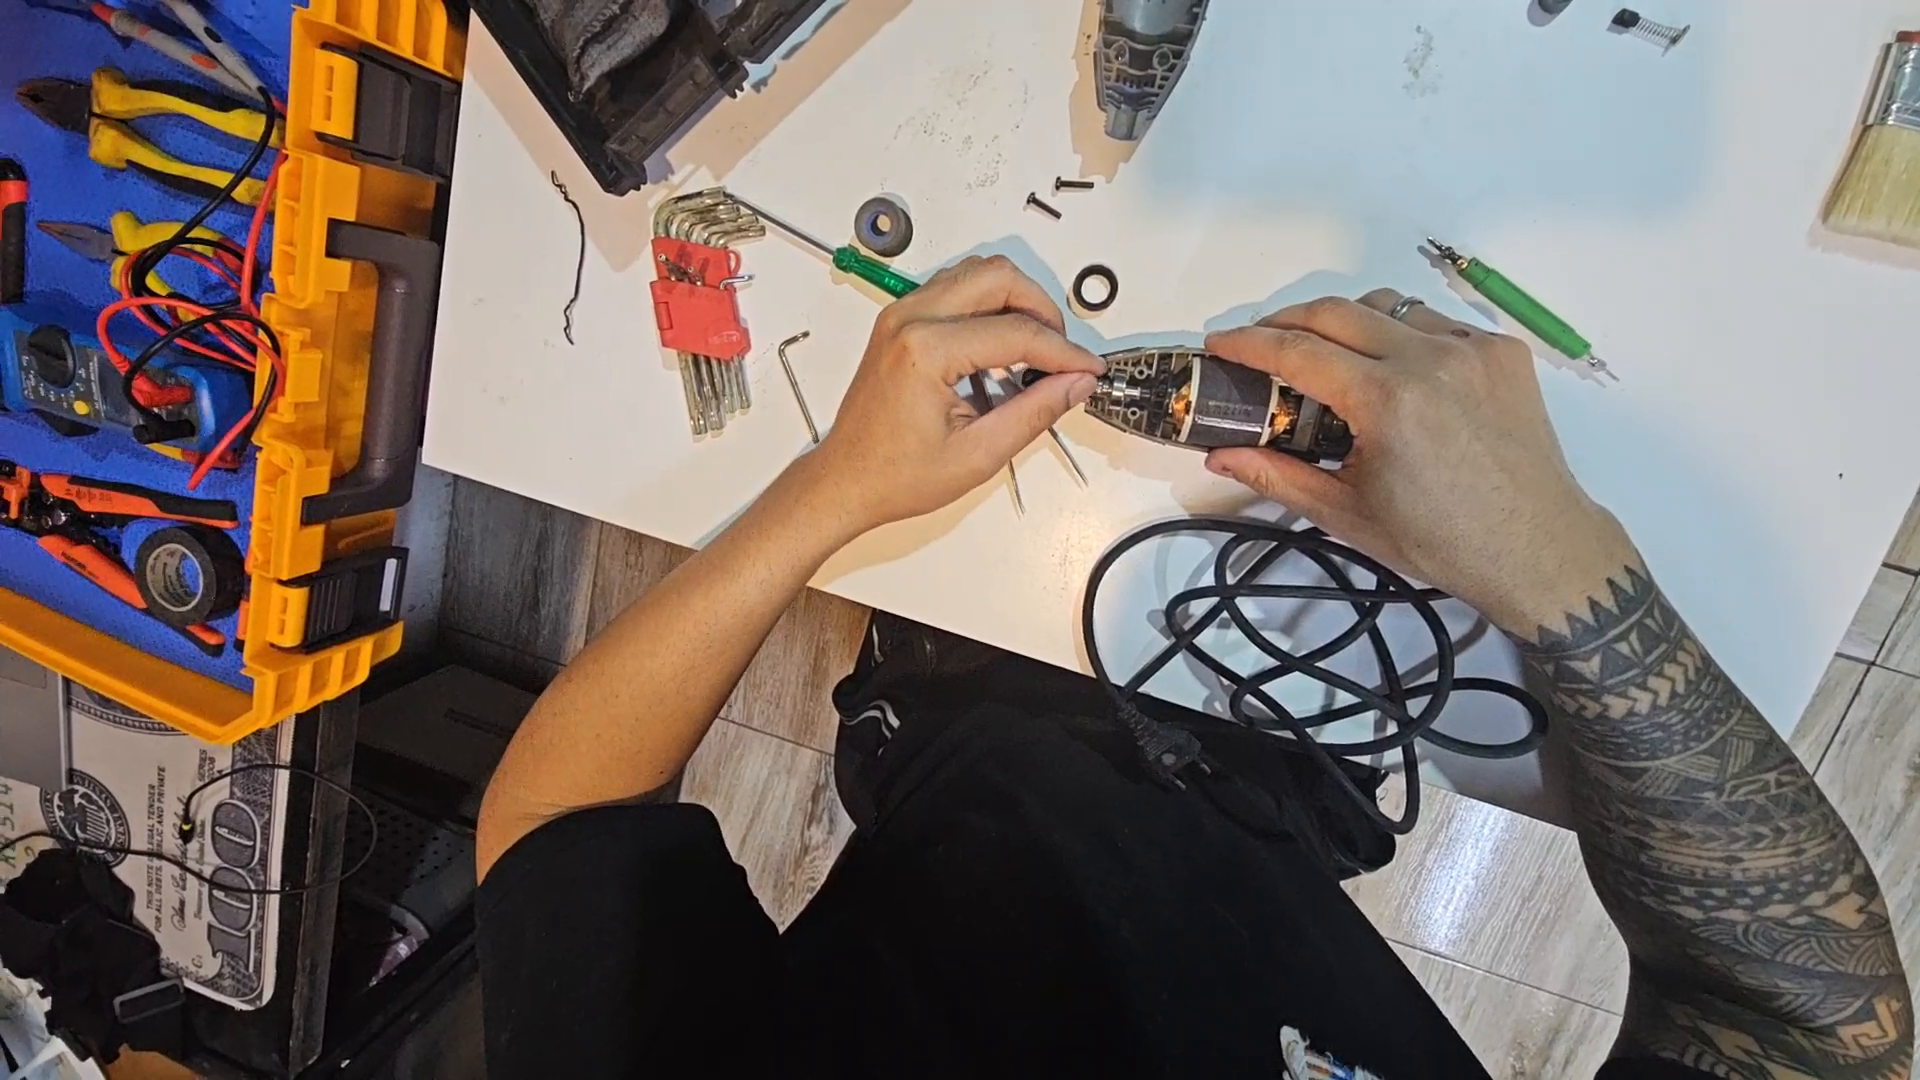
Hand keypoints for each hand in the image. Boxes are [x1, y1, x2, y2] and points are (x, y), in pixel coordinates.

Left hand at [812, 256, 1103, 530]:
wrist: (847, 481)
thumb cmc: (893, 475)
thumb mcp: (977, 455)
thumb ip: (1034, 413)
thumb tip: (1075, 383)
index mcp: (924, 350)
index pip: (1016, 332)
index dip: (1063, 352)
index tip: (1087, 368)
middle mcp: (908, 320)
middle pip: (999, 276)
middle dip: (1042, 310)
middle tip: (1061, 354)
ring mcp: (901, 316)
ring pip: (978, 274)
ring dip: (1016, 303)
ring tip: (1034, 352)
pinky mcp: (900, 322)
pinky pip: (956, 291)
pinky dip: (989, 308)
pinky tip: (1001, 351)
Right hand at [1203, 292, 1636, 634]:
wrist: (1537, 548)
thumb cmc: (1434, 539)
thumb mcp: (1342, 513)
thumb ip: (1275, 475)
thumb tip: (1219, 456)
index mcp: (1388, 401)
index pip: (1300, 351)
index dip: (1249, 343)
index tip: (1217, 343)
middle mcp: (1432, 358)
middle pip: (1336, 311)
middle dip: (1284, 321)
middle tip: (1256, 345)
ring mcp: (1473, 348)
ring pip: (1385, 306)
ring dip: (1339, 321)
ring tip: (1317, 354)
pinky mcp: (1501, 350)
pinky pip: (1429, 321)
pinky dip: (1391, 332)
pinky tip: (1381, 367)